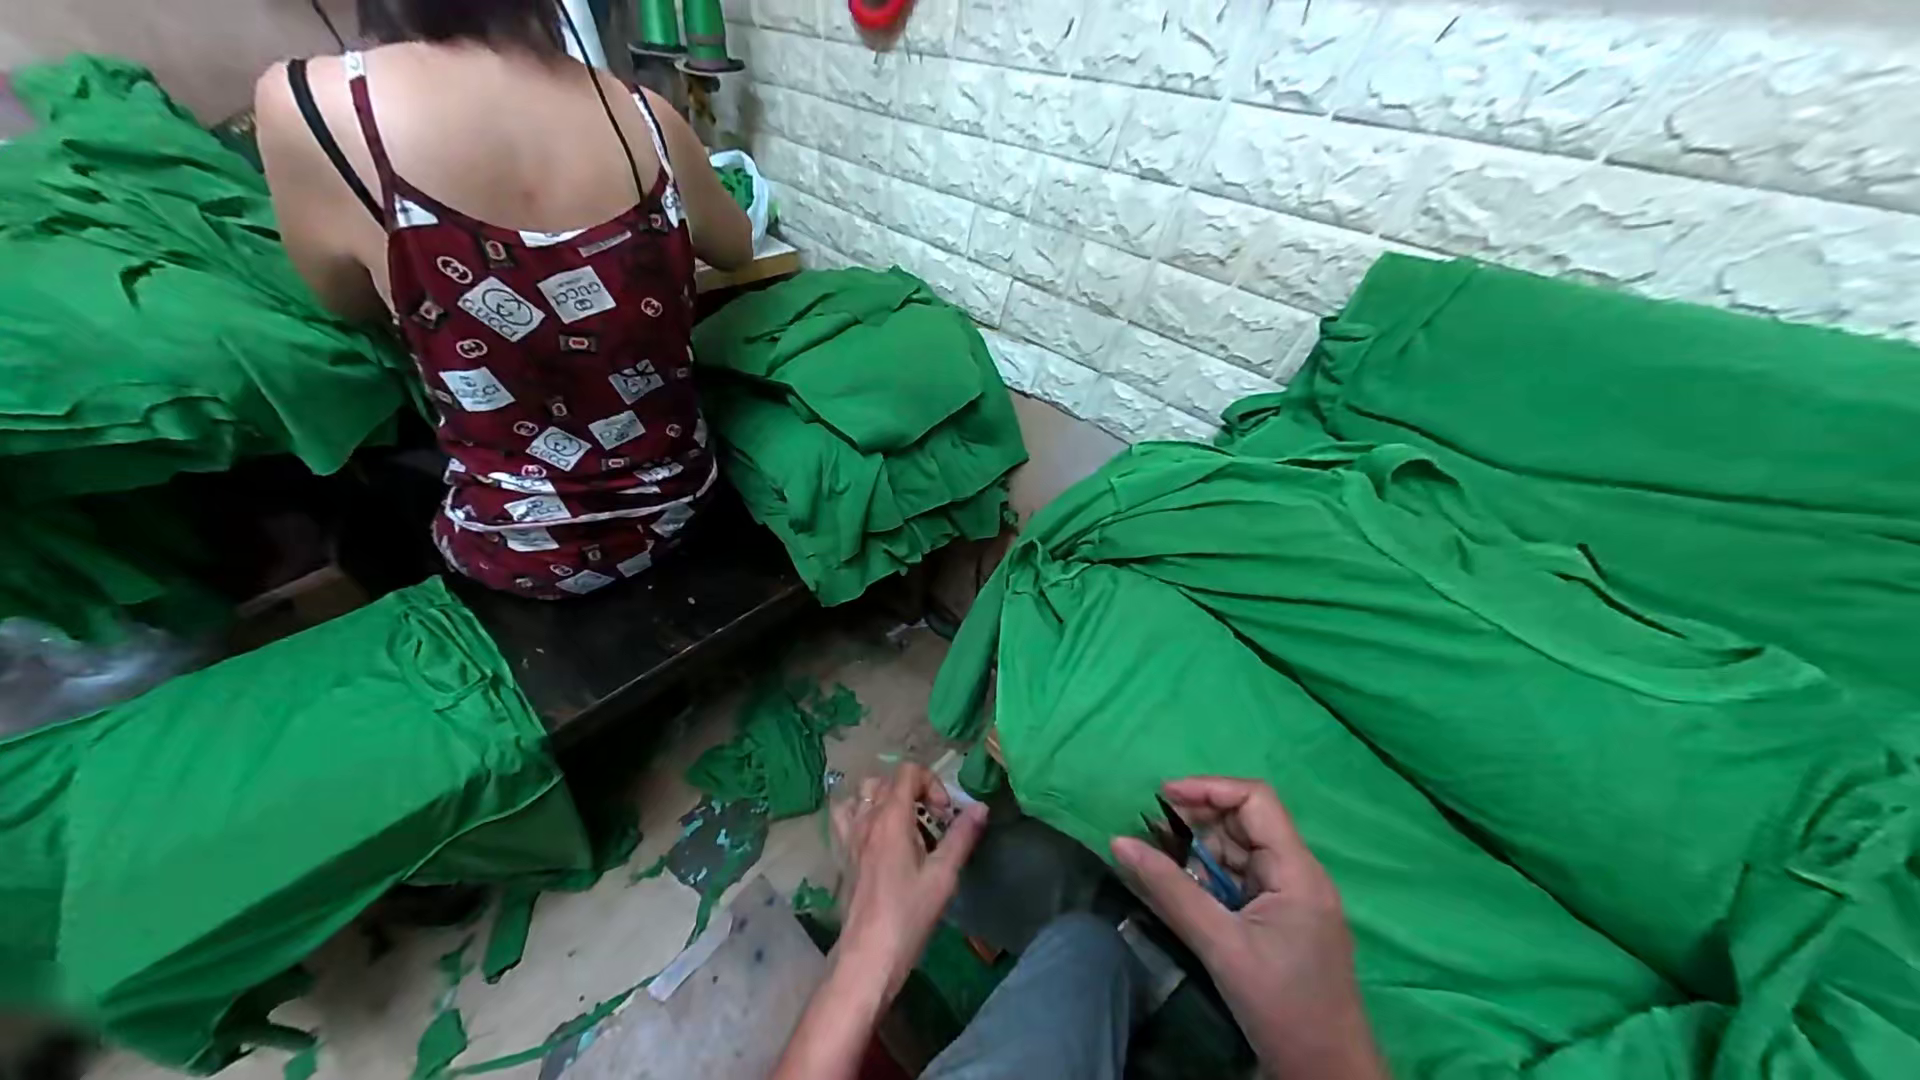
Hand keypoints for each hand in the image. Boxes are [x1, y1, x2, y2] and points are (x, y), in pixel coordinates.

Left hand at [831, 763, 988, 998]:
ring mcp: (850, 835)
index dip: (932, 783)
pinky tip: (877, 832)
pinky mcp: (843, 853)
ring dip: (888, 798)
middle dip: (915, 791)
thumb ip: (961, 836)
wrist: (868, 957)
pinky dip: (861, 811)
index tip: (945, 815)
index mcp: (891, 818)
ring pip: (865, 793)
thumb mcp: (943, 876)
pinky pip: (845, 815)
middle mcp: (867, 818)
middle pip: (888, 780)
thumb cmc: (908, 916)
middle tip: (933, 821)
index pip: (908, 772)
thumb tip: (980, 807)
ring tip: (907, 824)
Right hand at [1111, 777, 1387, 1079]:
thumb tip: (1118, 841)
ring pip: (1237, 851)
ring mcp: (1290, 896)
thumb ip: (1169, 889)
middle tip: (1152, 832)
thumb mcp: (1220, 945)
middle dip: (1197, 821)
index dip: (1209, 788)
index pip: (1256, 800)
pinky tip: (1182, 890)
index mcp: (1297, 871)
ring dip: (1198, 851)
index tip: (1164, 796)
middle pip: (1244, 821)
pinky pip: (1238, 879)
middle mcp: (1297, 873)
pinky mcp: (1279, 917)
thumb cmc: (1283, 1009)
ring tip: (1160, 863)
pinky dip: (1208, 877)